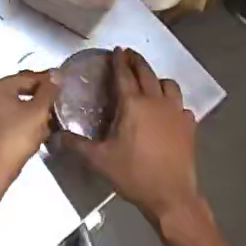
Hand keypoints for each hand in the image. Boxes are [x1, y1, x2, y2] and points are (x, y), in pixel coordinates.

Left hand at [0, 70, 57, 187]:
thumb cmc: (16, 136)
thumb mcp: (37, 112)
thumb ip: (48, 91)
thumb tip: (56, 75)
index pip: (27, 77)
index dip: (47, 80)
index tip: (64, 83)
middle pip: (20, 89)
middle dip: (40, 94)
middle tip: (59, 99)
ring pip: (16, 104)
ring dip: (34, 107)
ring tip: (52, 114)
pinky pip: (10, 116)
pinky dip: (24, 118)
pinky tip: (38, 126)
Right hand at [72, 49, 202, 226]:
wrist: (172, 196)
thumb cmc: (134, 174)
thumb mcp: (99, 160)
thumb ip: (77, 145)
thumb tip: (57, 136)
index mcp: (133, 104)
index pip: (124, 74)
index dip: (119, 61)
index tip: (117, 50)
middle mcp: (156, 101)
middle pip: (147, 73)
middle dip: (137, 62)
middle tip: (129, 56)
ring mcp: (176, 112)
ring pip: (169, 85)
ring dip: (157, 79)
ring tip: (150, 82)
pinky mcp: (189, 125)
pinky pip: (181, 105)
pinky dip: (173, 102)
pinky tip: (168, 111)